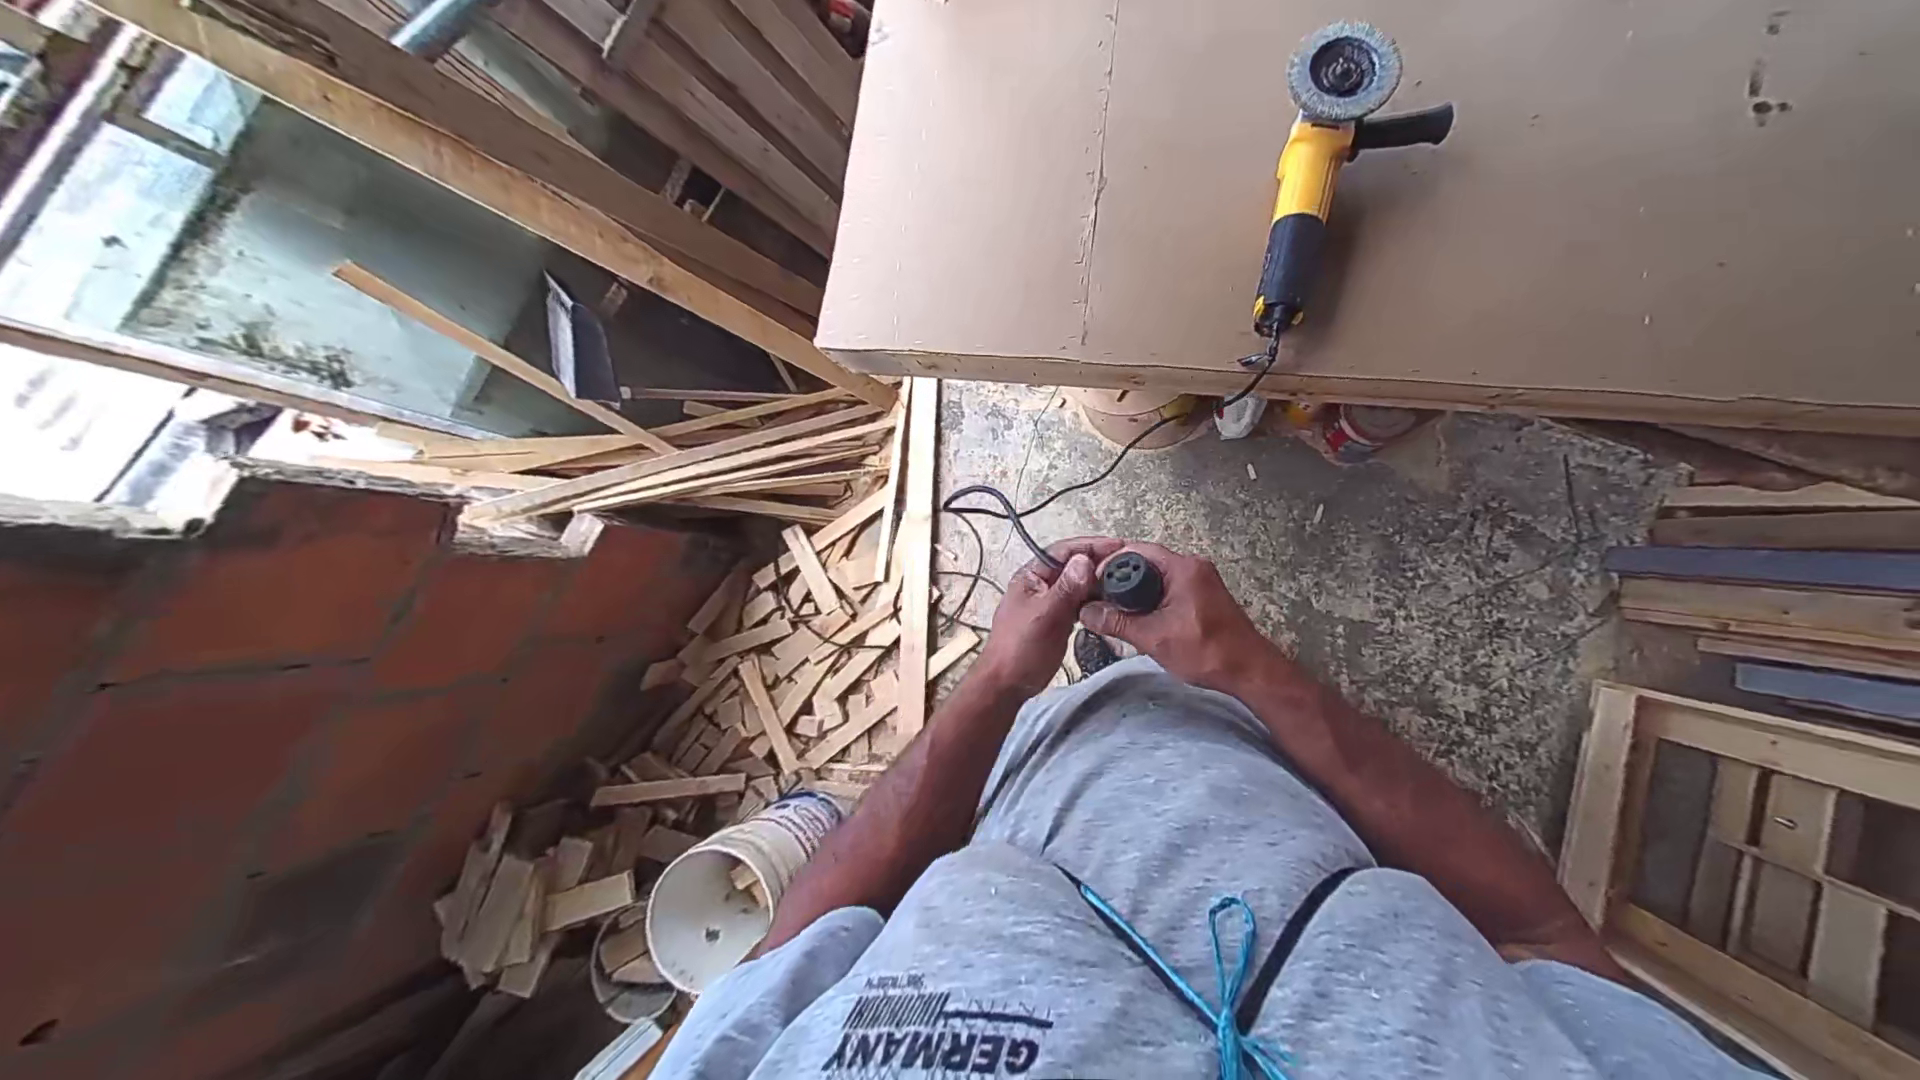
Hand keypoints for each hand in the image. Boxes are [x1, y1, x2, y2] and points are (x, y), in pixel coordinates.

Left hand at [975, 537, 1124, 695]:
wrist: (1008, 683)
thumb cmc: (1019, 649)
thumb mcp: (1045, 615)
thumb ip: (1066, 589)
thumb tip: (1085, 560)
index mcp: (1031, 576)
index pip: (1064, 550)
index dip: (1091, 546)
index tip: (1118, 546)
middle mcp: (1040, 584)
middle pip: (1073, 565)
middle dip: (1098, 562)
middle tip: (1127, 565)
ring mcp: (1049, 601)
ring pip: (1078, 584)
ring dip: (1098, 581)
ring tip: (1123, 582)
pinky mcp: (1058, 618)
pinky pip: (1079, 602)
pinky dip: (1094, 600)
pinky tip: (1109, 603)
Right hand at [1079, 542, 1282, 693]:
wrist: (1250, 672)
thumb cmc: (1211, 652)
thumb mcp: (1154, 637)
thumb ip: (1117, 622)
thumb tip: (1087, 612)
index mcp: (1183, 568)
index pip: (1136, 551)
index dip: (1109, 565)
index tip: (1090, 582)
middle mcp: (1192, 567)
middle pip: (1143, 562)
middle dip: (1118, 579)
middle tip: (1097, 597)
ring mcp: (1199, 581)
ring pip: (1154, 577)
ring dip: (1133, 592)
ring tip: (1112, 610)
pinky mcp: (1201, 596)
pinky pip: (1166, 589)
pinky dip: (1149, 599)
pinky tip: (1137, 618)